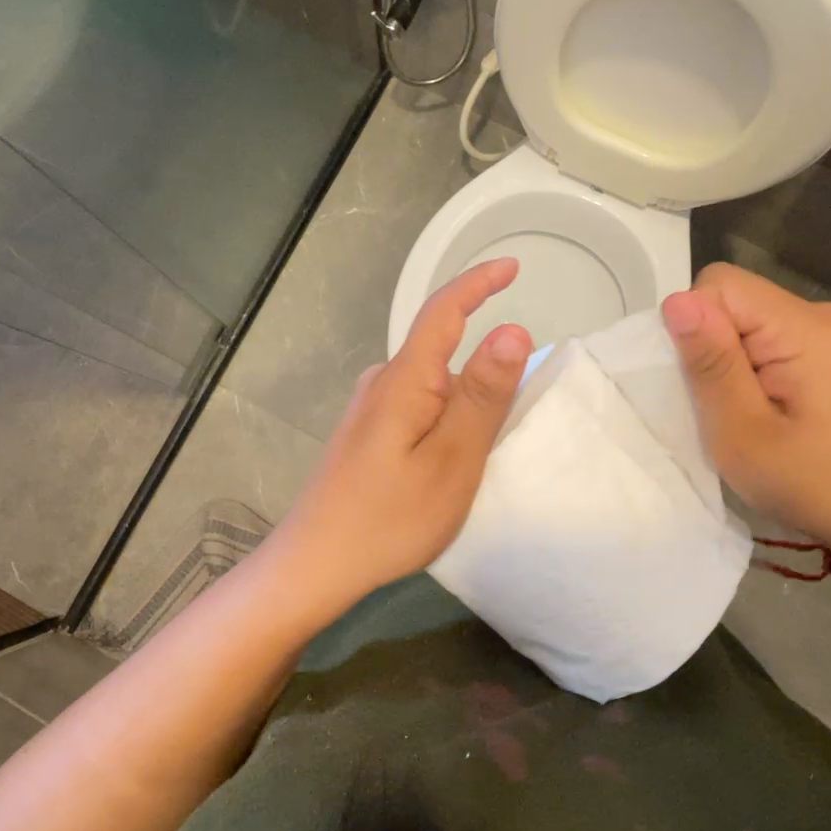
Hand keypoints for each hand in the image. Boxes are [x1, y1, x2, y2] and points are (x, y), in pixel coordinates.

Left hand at [269, 258, 532, 605]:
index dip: (479, 283)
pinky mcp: (365, 435)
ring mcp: (368, 410)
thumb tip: (512, 329)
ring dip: (465, 402)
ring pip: (431, 385)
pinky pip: (417, 407)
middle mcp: (381, 384)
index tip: (513, 266)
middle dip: (485, 368)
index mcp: (404, 381)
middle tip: (514, 422)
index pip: (443, 311)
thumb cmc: (388, 518)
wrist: (315, 563)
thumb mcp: (451, 461)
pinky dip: (445, 419)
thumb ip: (482, 397)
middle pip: (442, 351)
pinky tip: (449, 462)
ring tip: (484, 454)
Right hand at [660, 263, 830, 583]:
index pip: (719, 285)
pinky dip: (746, 367)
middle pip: (732, 298)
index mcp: (804, 328)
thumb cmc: (807, 483)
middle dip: (708, 345)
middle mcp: (819, 315)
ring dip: (726, 360)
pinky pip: (764, 337)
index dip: (693, 327)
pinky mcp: (825, 352)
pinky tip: (759, 407)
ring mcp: (826, 333)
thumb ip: (711, 364)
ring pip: (744, 319)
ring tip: (739, 411)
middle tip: (720, 405)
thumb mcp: (742, 432)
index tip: (702, 383)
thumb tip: (676, 301)